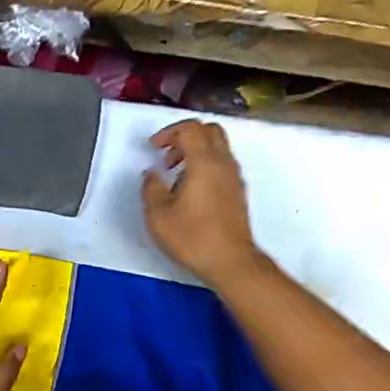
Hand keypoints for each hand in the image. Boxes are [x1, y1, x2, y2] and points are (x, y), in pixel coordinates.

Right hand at [141, 119, 262, 286]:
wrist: (231, 262)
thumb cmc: (192, 238)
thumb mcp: (158, 215)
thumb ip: (151, 188)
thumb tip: (152, 174)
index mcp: (204, 163)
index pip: (190, 128)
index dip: (168, 132)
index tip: (154, 148)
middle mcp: (223, 164)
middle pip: (209, 130)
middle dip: (185, 136)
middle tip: (167, 155)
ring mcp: (234, 177)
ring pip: (218, 147)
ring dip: (195, 152)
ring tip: (176, 176)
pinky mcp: (238, 191)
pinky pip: (222, 164)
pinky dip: (205, 165)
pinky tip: (190, 190)